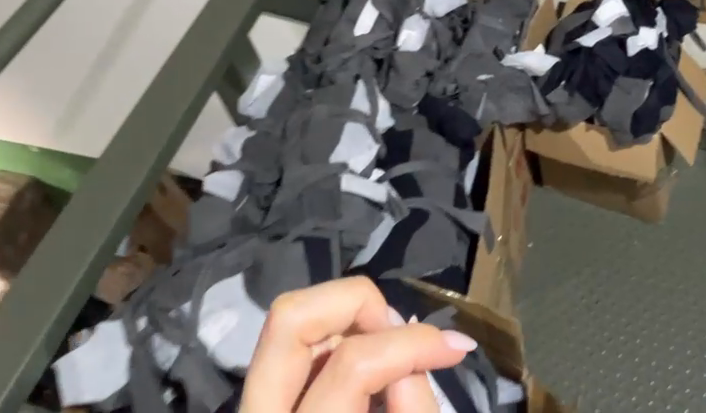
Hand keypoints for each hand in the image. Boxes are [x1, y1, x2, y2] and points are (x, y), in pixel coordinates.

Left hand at [239, 276, 476, 412]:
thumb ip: (411, 411)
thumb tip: (415, 362)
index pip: (353, 362)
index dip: (412, 346)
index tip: (456, 348)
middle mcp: (256, 412)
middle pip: (292, 315)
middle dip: (359, 304)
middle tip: (402, 329)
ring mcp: (249, 406)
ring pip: (288, 321)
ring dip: (347, 319)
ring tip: (390, 347)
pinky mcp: (257, 403)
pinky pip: (295, 351)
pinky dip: (336, 343)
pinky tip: (367, 371)